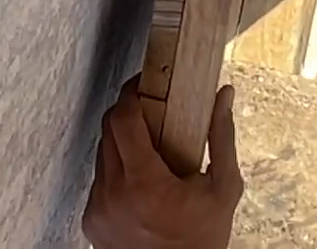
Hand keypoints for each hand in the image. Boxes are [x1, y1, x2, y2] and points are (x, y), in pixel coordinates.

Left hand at [82, 78, 243, 248]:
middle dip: (128, 111)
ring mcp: (97, 210)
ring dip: (121, 138)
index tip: (145, 83)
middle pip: (108, 129)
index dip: (131, 93)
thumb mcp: (223, 190)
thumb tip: (225, 95)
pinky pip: (99, 178)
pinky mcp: (91, 223)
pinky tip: (139, 173)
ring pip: (102, 151)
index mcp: (142, 184)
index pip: (122, 119)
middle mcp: (112, 195)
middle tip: (151, 105)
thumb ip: (222, 138)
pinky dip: (116, 167)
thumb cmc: (200, 243)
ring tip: (149, 141)